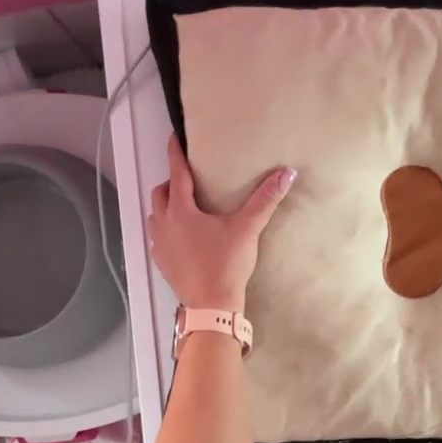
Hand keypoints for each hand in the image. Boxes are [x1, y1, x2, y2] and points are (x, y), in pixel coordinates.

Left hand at [147, 135, 295, 312]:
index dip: (175, 153)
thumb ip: (265, 200)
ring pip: (155, 216)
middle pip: (160, 193)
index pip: (176, 173)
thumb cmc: (227, 265)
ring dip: (166, 207)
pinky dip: (166, 230)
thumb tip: (286, 174)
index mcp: (181, 211)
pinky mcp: (162, 263)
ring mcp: (159, 245)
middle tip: (188, 180)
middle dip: (171, 183)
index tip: (173, 137)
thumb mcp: (247, 229)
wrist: (212, 305)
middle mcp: (164, 225)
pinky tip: (182, 237)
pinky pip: (157, 238)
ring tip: (184, 208)